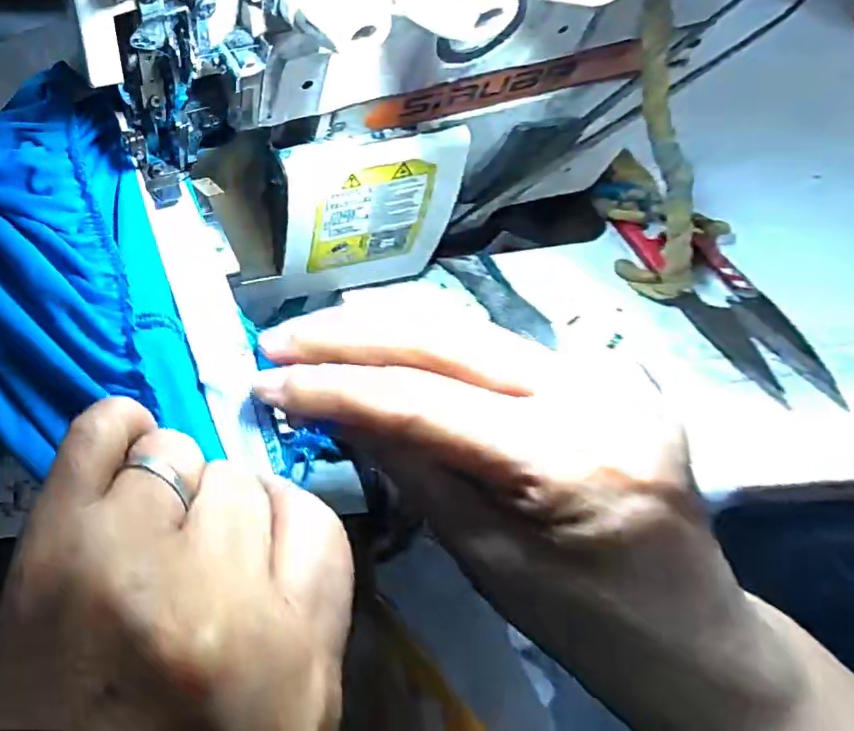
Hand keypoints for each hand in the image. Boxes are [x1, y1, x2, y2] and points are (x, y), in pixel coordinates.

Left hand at [0, 397, 351, 730]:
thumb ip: (302, 608)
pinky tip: (120, 453)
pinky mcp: (57, 518)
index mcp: (285, 647)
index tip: (253, 533)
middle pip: (237, 480)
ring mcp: (123, 543)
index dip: (280, 518)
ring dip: (165, 476)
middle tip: (187, 543)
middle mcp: (207, 586)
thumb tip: (276, 510)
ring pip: (172, 449)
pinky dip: (117, 425)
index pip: (312, 520)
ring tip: (143, 519)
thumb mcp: (287, 708)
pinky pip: (99, 426)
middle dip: (218, 507)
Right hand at [253, 306, 821, 730]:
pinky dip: (402, 327)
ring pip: (449, 321)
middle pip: (434, 340)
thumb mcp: (475, 547)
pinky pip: (471, 333)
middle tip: (270, 344)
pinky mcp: (580, 367)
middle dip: (337, 337)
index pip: (419, 400)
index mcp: (576, 458)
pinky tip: (355, 326)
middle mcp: (594, 394)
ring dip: (362, 324)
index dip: (329, 386)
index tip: (263, 383)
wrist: (695, 635)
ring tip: (297, 333)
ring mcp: (594, 371)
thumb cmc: (582, 616)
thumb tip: (317, 403)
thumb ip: (399, 460)